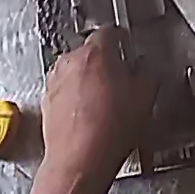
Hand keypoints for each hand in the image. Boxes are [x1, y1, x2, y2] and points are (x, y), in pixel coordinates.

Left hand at [11, 28, 157, 193]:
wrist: (80, 161)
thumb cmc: (108, 131)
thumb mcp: (144, 98)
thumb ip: (146, 73)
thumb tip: (145, 68)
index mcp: (95, 53)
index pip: (110, 33)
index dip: (122, 40)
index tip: (128, 47)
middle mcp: (70, 62)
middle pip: (90, 52)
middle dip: (105, 62)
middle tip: (121, 80)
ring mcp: (55, 82)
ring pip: (76, 71)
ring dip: (88, 80)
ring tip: (106, 101)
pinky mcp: (47, 102)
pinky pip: (65, 91)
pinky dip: (76, 98)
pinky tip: (90, 115)